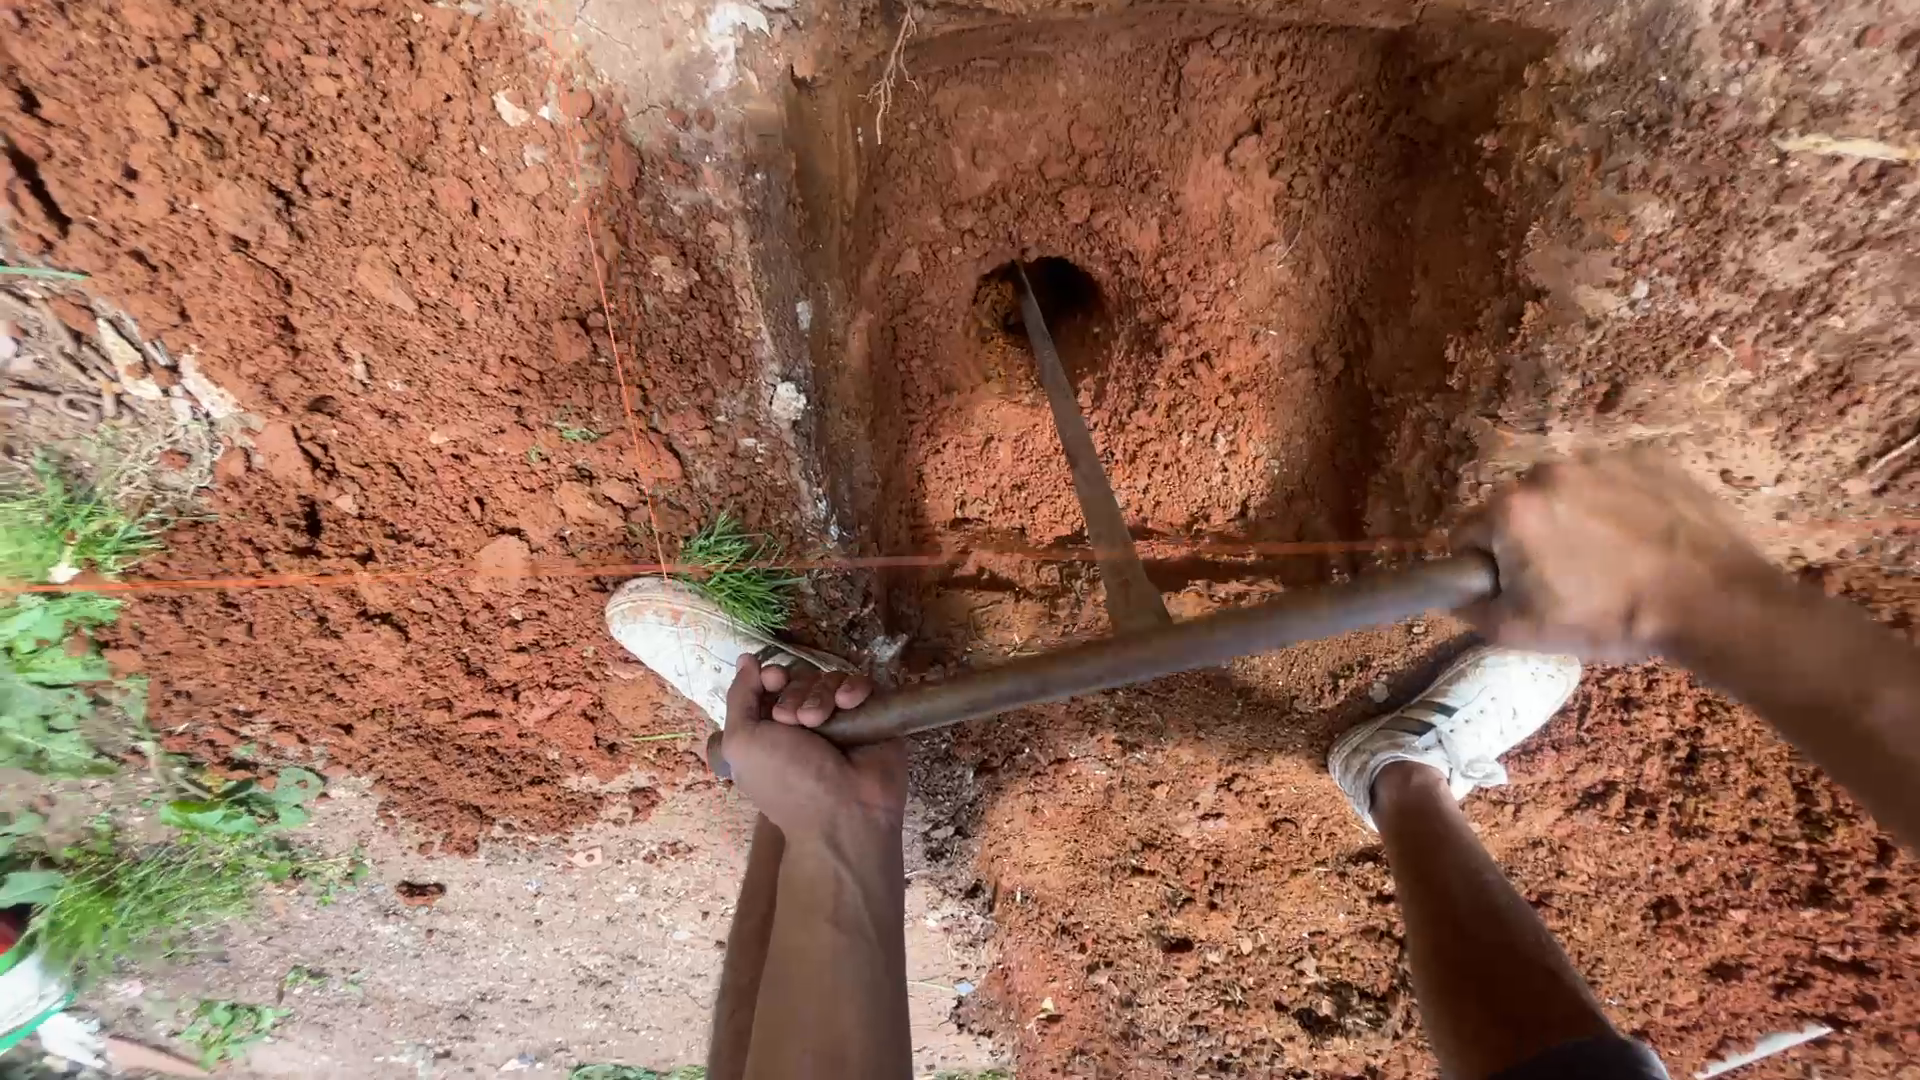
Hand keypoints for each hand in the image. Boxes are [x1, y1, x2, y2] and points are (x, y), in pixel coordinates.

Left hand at [719, 655, 907, 836]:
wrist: (844, 813)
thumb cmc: (787, 782)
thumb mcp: (743, 743)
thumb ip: (739, 698)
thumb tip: (745, 659)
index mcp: (772, 729)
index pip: (772, 683)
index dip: (771, 676)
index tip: (774, 680)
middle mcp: (806, 722)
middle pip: (801, 679)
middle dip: (798, 693)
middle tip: (800, 722)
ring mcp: (841, 719)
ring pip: (831, 679)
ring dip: (823, 694)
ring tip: (824, 719)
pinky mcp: (871, 715)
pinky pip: (862, 685)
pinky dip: (854, 689)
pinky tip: (850, 703)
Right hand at [1455, 453, 1778, 660]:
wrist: (1721, 605)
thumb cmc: (1609, 617)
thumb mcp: (1518, 631)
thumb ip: (1468, 608)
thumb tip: (1453, 594)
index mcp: (1509, 509)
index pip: (1466, 532)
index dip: (1483, 563)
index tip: (1514, 585)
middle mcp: (1546, 473)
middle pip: (1513, 508)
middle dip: (1525, 536)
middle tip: (1561, 575)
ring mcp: (1602, 461)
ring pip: (1560, 492)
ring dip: (1567, 517)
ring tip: (1604, 555)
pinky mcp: (1650, 460)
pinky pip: (1609, 480)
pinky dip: (1612, 503)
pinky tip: (1636, 537)